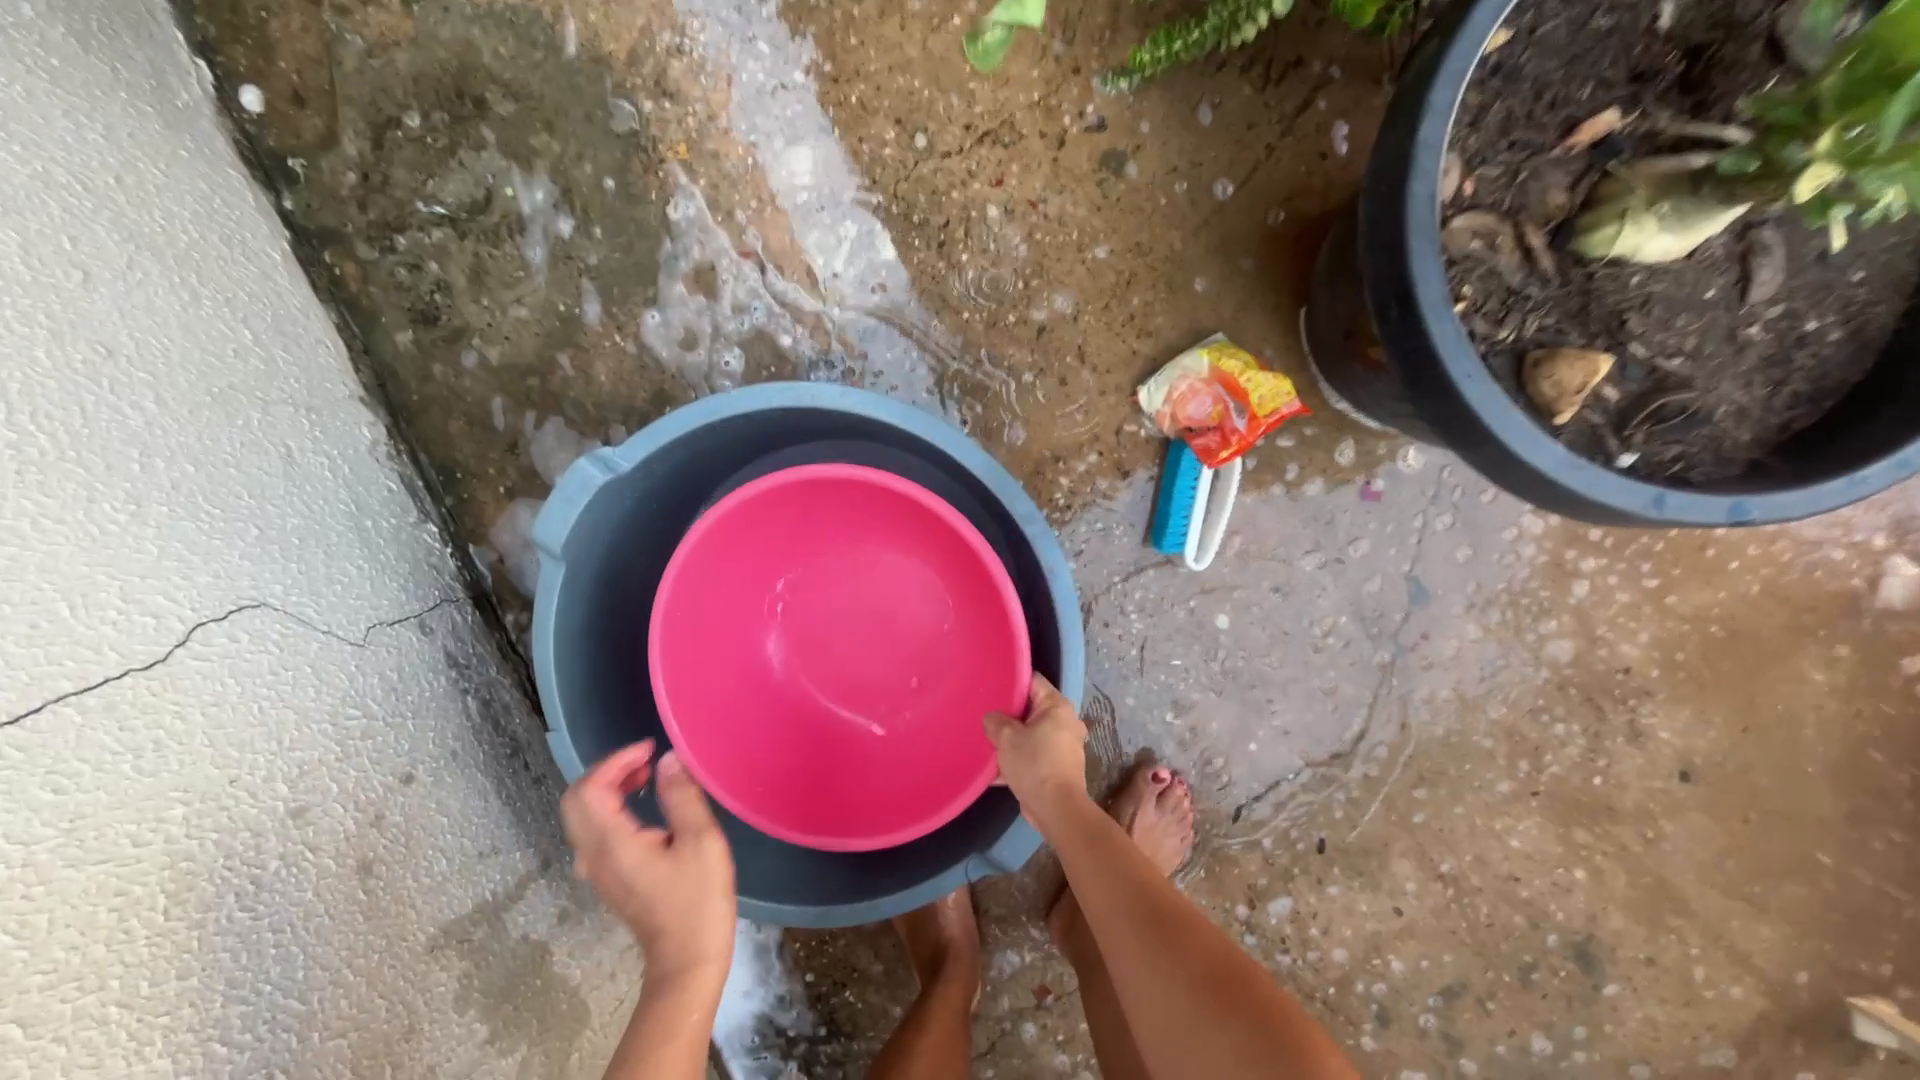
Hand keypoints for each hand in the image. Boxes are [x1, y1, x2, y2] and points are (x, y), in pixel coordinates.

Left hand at [560, 741, 736, 984]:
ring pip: (582, 817)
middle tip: (646, 761)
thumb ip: (682, 796)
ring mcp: (596, 871)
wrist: (687, 960)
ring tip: (648, 778)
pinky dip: (611, 810)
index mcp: (611, 843)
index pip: (591, 788)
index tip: (651, 748)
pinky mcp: (607, 879)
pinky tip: (643, 811)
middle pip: (576, 800)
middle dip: (608, 771)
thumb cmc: (698, 901)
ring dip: (608, 789)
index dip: (617, 760)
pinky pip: (594, 833)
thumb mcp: (701, 841)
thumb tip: (669, 759)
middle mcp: (592, 856)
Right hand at [983, 674, 1089, 824]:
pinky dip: (1018, 759)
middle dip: (1008, 714)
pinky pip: (1033, 755)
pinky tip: (995, 768)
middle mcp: (1065, 722)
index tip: (991, 685)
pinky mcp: (1058, 767)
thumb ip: (995, 721)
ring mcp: (1064, 746)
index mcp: (1057, 707)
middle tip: (985, 714)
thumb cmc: (1034, 764)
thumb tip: (992, 719)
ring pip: (1031, 734)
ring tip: (987, 741)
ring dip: (1012, 740)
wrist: (1056, 809)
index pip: (1033, 681)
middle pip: (1031, 709)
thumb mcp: (1007, 738)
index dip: (1011, 680)